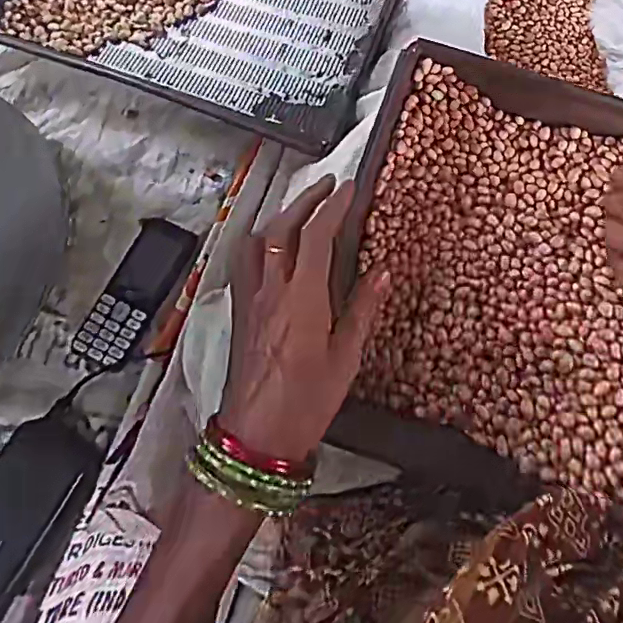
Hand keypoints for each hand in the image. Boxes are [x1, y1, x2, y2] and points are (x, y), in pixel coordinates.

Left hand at [220, 177, 389, 462]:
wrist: (255, 436)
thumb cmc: (306, 401)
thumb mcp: (346, 358)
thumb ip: (362, 309)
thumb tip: (383, 271)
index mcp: (302, 300)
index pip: (317, 237)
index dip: (333, 207)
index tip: (349, 188)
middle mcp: (271, 291)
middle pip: (283, 229)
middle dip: (306, 200)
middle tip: (329, 186)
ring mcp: (250, 300)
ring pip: (259, 241)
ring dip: (282, 216)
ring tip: (303, 208)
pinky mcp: (239, 311)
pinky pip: (246, 261)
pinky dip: (262, 239)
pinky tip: (273, 245)